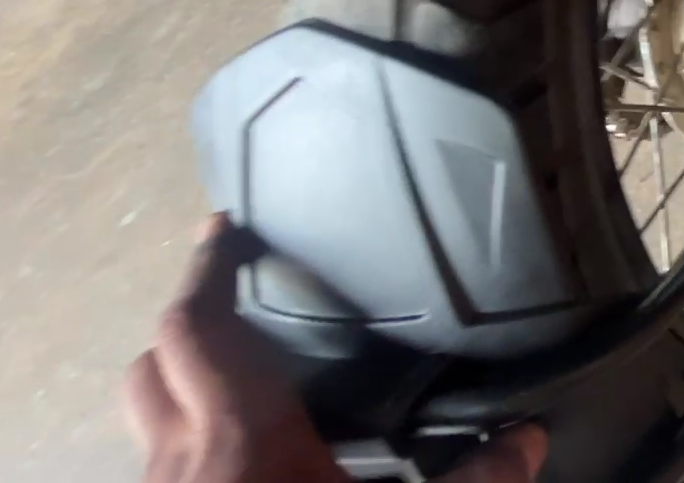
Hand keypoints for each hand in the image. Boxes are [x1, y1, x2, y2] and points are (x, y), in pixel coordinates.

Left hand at [126, 214, 546, 482]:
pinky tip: (257, 444)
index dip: (207, 269)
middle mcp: (184, 459)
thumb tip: (533, 438)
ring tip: (259, 361)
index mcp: (239, 435)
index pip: (201, 331)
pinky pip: (168, 457)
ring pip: (151, 415)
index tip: (225, 225)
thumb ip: (477, 480)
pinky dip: (199, 428)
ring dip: (190, 377)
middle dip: (190, 316)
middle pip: (155, 364)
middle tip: (248, 286)